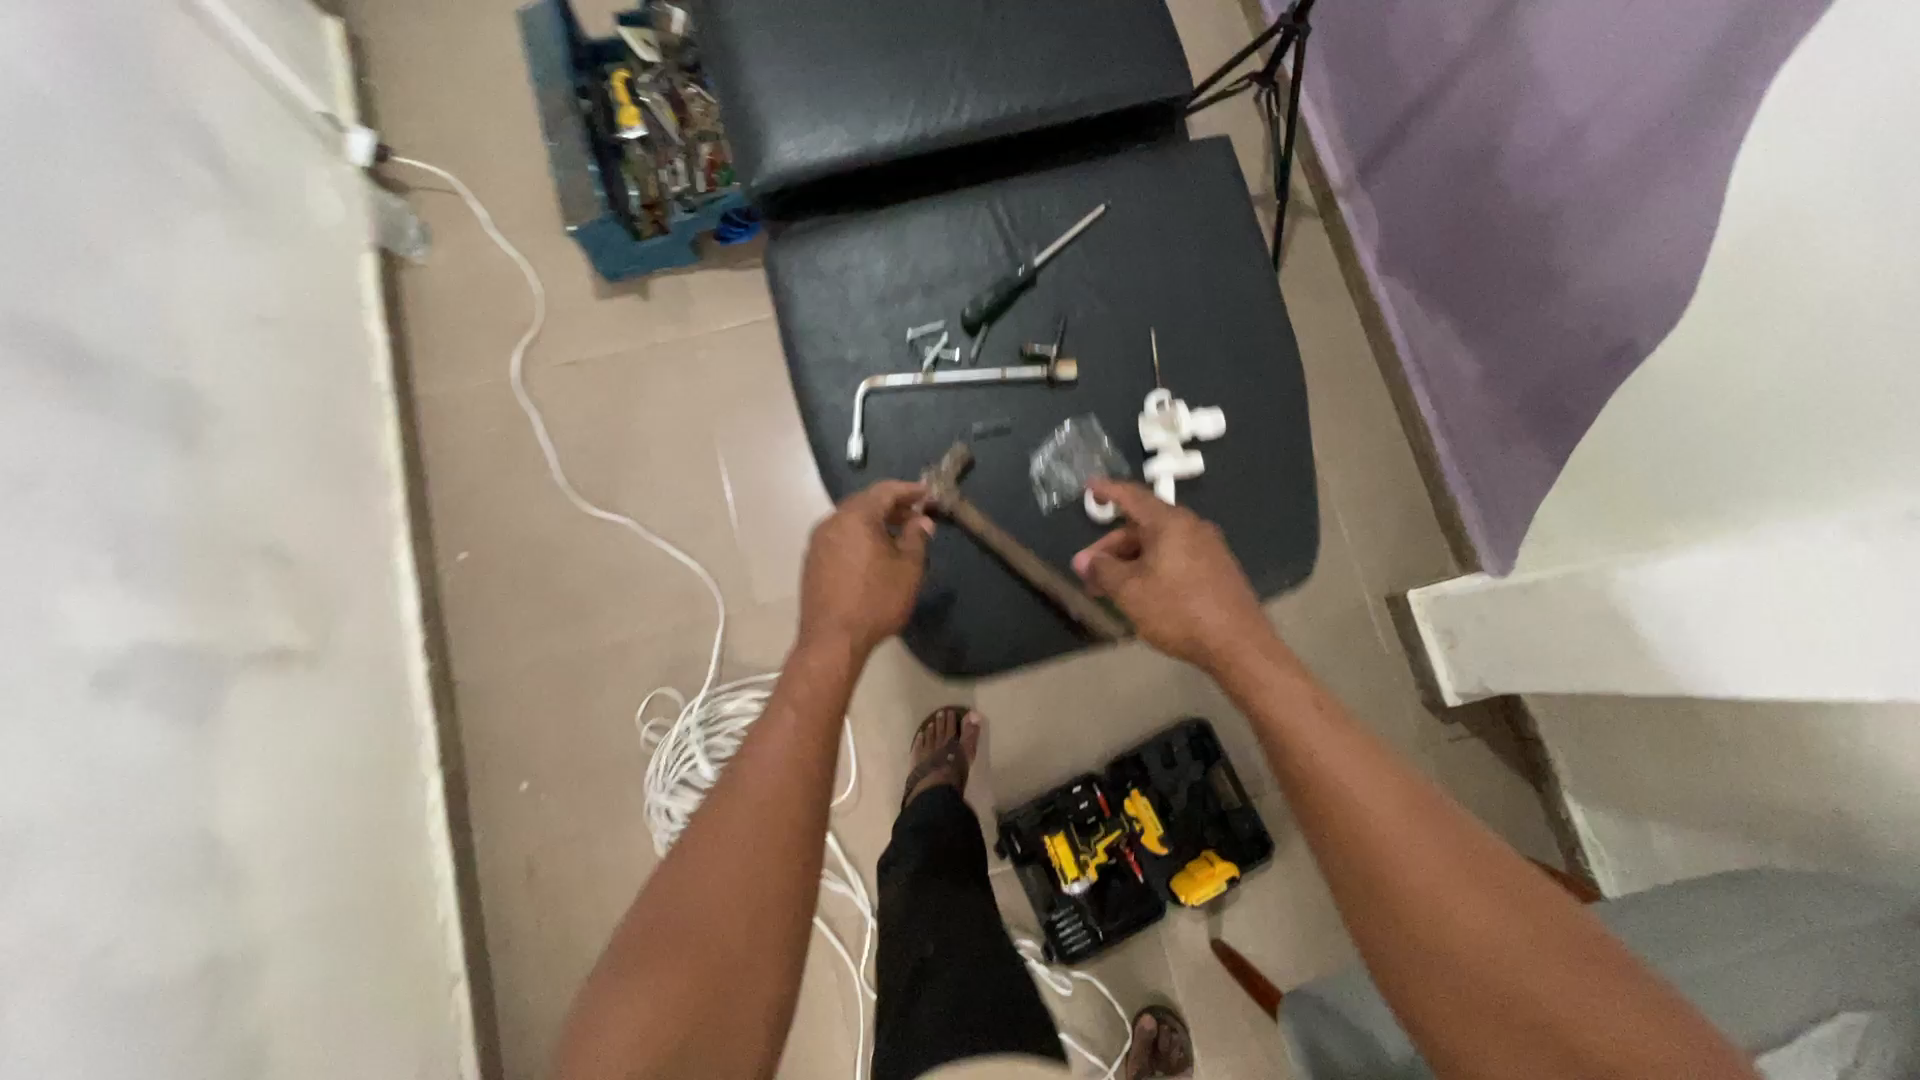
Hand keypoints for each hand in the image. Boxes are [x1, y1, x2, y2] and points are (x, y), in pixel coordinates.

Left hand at [797, 480, 933, 656]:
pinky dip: (859, 537)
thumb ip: (916, 538)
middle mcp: (832, 522)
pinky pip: (840, 538)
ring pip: (850, 521)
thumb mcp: (908, 569)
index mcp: (856, 516)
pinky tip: (873, 555)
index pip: (885, 490)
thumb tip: (921, 521)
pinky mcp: (812, 561)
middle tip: (916, 515)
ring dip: (875, 523)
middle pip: (865, 502)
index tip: (928, 495)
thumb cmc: (876, 601)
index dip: (909, 490)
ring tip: (898, 536)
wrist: (832, 640)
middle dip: (892, 506)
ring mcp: (817, 542)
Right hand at [1072, 478, 1271, 670]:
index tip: (1089, 487)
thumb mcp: (1129, 591)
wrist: (1238, 644)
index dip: (1108, 491)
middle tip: (1087, 570)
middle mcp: (1192, 527)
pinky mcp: (1217, 570)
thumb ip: (1103, 570)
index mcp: (1170, 522)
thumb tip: (1085, 560)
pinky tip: (1140, 592)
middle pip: (1143, 526)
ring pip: (1159, 546)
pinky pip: (1175, 558)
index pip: (1133, 496)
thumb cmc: (1177, 610)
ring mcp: (1209, 548)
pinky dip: (1152, 568)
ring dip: (1130, 562)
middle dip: (1112, 547)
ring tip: (1108, 587)